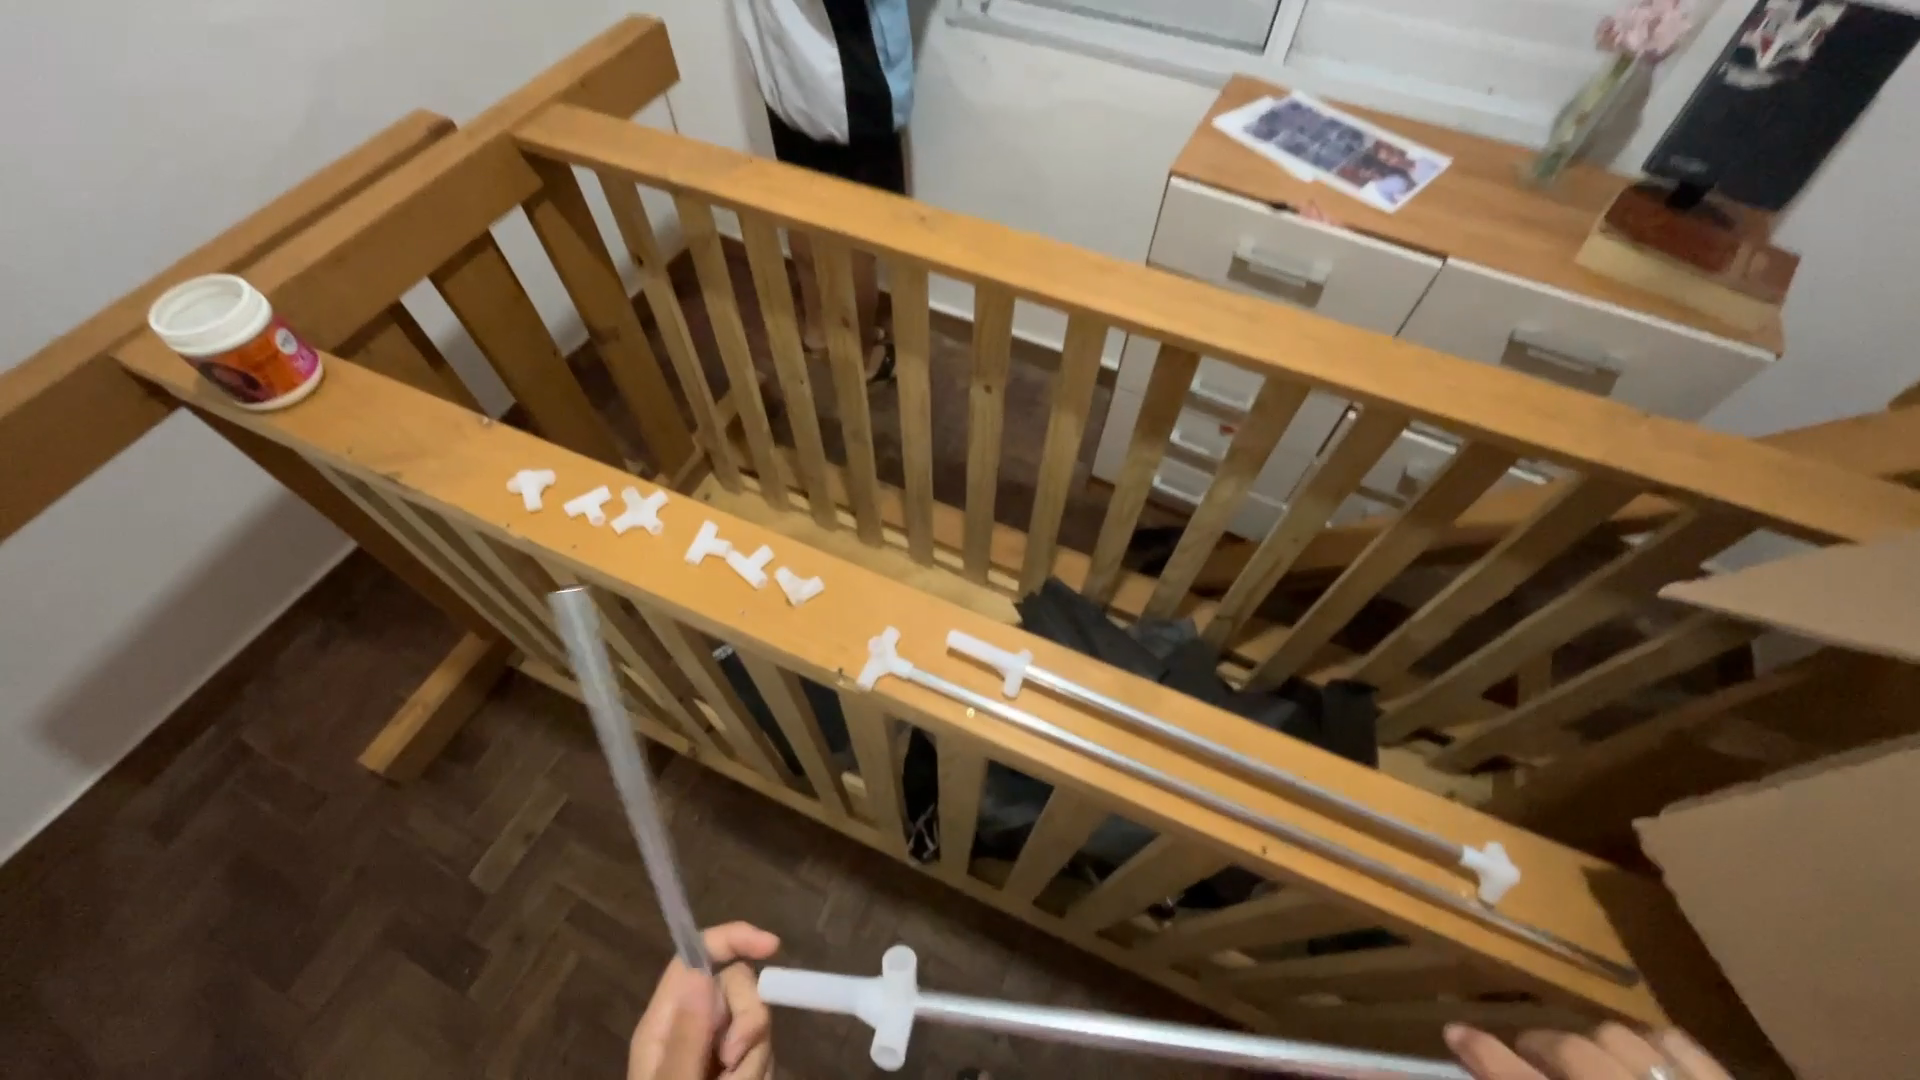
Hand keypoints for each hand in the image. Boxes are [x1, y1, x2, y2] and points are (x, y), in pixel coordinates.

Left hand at [629, 922, 780, 1079]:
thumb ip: (686, 1040)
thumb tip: (703, 976)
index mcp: (664, 1023)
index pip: (697, 956)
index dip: (734, 938)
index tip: (773, 946)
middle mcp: (692, 1027)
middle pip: (739, 986)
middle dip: (750, 1021)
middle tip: (734, 1064)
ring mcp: (716, 1050)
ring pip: (758, 1023)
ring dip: (753, 1063)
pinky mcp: (737, 1071)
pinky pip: (763, 1055)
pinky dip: (758, 1076)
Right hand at [1445, 1023, 1731, 1079]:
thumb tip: (1491, 1074)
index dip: (1485, 1057)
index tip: (1454, 1032)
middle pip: (1570, 1051)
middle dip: (1538, 1047)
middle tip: (1528, 1059)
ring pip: (1617, 1036)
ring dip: (1591, 1044)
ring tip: (1586, 1063)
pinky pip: (1676, 1043)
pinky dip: (1651, 1045)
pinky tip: (1642, 1062)